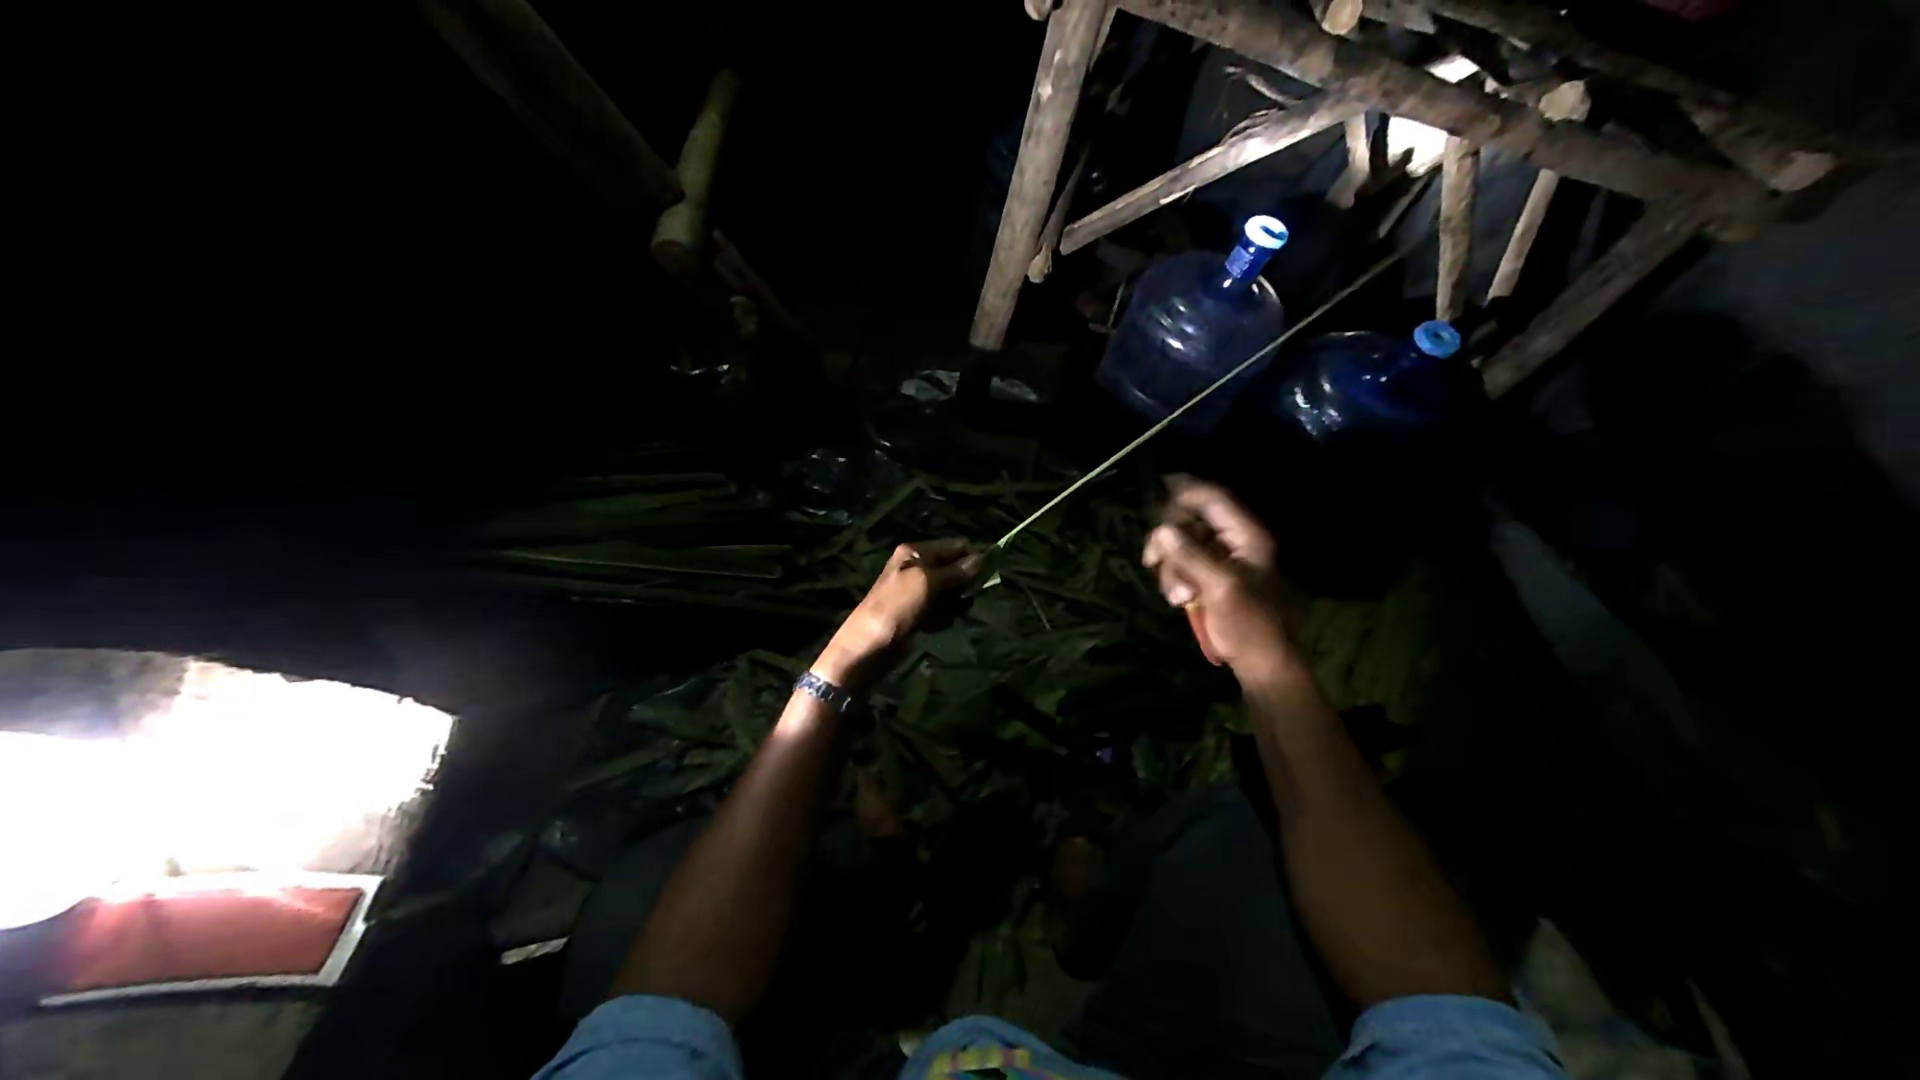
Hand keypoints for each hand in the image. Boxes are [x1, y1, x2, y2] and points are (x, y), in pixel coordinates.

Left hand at [814, 539, 985, 691]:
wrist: (870, 645)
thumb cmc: (897, 607)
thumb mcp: (928, 583)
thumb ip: (956, 571)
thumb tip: (983, 557)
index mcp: (916, 552)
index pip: (955, 546)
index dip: (972, 559)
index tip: (985, 577)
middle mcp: (918, 567)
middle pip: (956, 570)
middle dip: (963, 587)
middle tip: (960, 602)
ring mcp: (918, 591)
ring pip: (952, 593)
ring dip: (953, 606)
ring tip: (941, 617)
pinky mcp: (919, 612)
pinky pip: (943, 610)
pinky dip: (943, 618)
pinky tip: (933, 626)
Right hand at [1141, 476, 1302, 684]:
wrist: (1261, 663)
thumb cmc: (1250, 625)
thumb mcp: (1220, 588)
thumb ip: (1190, 556)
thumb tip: (1161, 530)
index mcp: (1245, 536)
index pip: (1212, 499)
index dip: (1184, 490)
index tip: (1154, 491)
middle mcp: (1232, 541)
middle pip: (1189, 521)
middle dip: (1169, 542)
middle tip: (1152, 561)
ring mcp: (1220, 560)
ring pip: (1180, 545)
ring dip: (1171, 567)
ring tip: (1178, 597)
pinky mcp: (1208, 578)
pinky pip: (1181, 565)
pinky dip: (1174, 579)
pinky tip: (1179, 601)